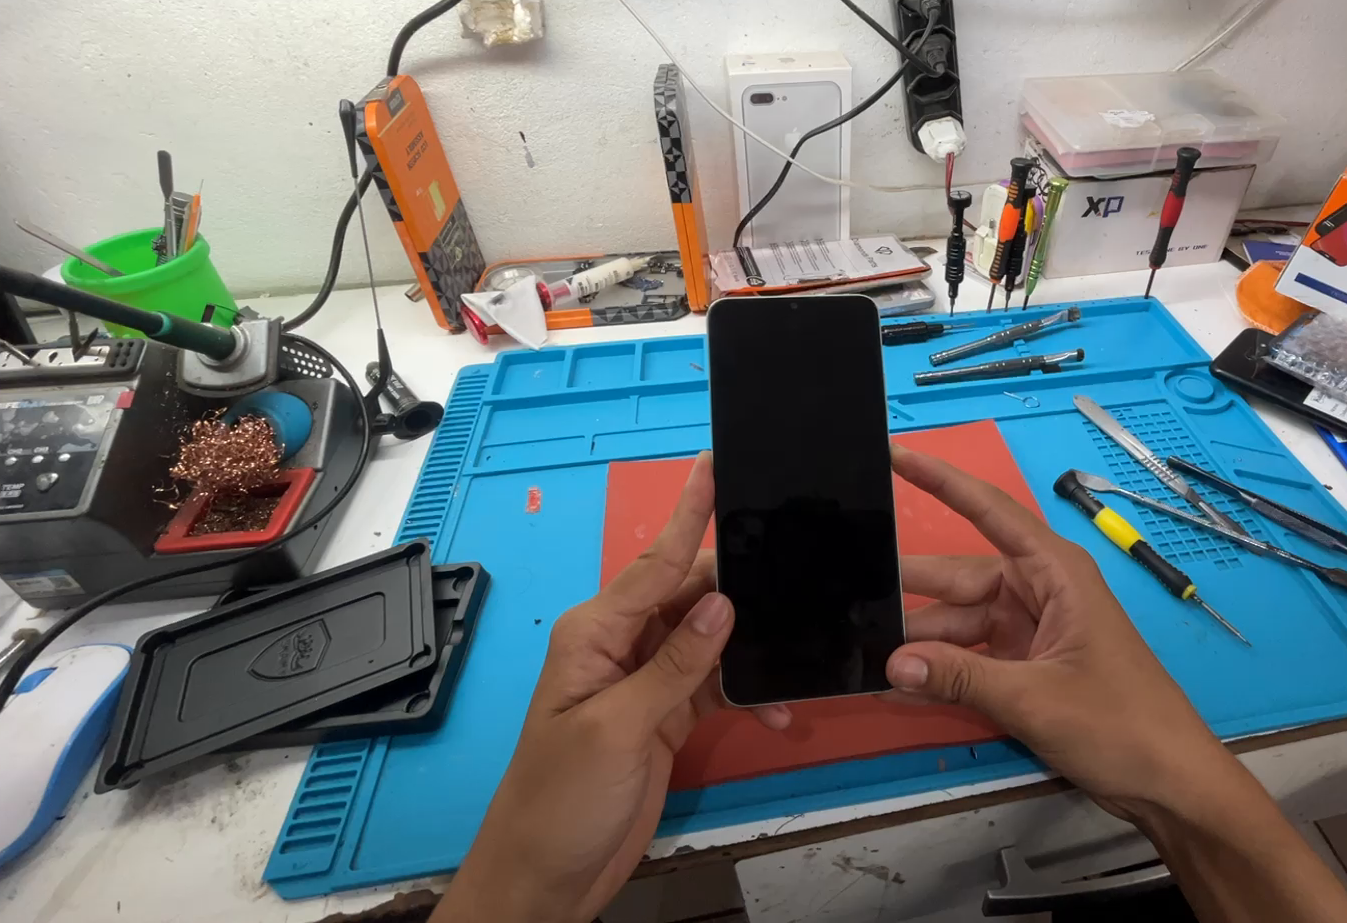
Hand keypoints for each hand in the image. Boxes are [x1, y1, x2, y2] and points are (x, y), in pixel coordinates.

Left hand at [434, 453, 788, 922]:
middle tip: (798, 574)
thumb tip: (723, 605)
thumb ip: (673, 664)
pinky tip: (777, 707)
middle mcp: (625, 641)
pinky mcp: (669, 710)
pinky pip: (716, 682)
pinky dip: (746, 690)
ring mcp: (650, 676)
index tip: (715, 466)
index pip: (656, 561)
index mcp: (598, 630)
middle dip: (742, 587)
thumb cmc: (561, 799)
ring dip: (751, 646)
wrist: (547, 881)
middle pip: (693, 594)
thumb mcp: (616, 728)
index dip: (690, 512)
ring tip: (799, 649)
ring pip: (712, 637)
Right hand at [884, 444, 1242, 826]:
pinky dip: (941, 667)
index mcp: (1053, 570)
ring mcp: (1030, 625)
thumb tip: (891, 665)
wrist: (1172, 786)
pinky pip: (971, 652)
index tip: (898, 455)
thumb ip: (960, 678)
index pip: (989, 510)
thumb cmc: (1120, 723)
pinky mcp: (1025, 660)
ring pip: (960, 618)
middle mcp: (1038, 587)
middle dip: (911, 587)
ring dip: (921, 639)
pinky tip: (899, 682)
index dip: (941, 480)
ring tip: (864, 648)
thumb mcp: (1034, 698)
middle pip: (960, 575)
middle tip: (850, 591)